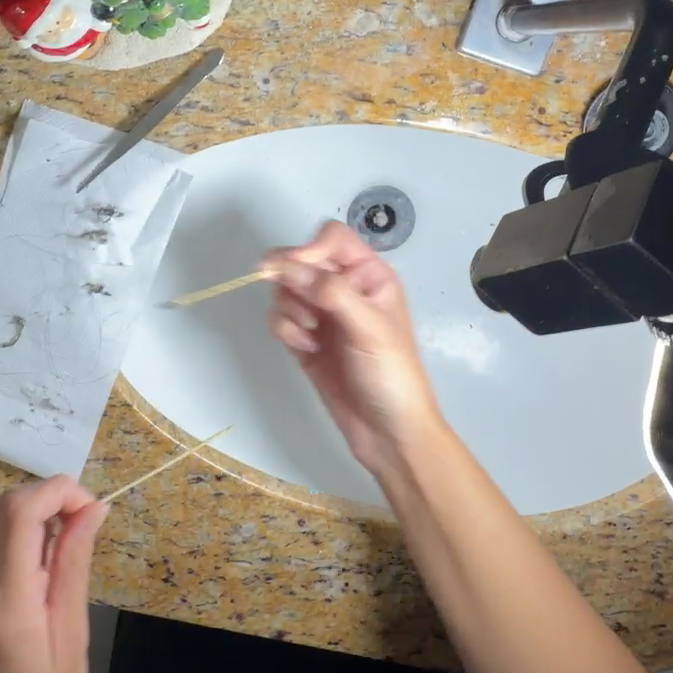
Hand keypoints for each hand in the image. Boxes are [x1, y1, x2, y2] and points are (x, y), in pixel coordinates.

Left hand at [0, 475, 109, 672]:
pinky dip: (7, 534)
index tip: (89, 506)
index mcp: (2, 604)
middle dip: (45, 499)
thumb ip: (75, 565)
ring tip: (57, 543)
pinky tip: (29, 561)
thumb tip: (94, 507)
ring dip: (26, 513)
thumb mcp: (71, 636)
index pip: (20, 513)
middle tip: (79, 524)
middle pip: (1, 507)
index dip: (57, 491)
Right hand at [262, 221, 443, 472]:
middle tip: (301, 308)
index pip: (331, 239)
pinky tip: (305, 349)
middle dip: (293, 281)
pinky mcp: (305, 339)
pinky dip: (285, 330)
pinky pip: (279, 318)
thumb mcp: (368, 327)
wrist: (388, 433)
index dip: (309, 248)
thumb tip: (284, 264)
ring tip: (311, 334)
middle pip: (300, 261)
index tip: (295, 270)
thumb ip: (328, 291)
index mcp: (369, 275)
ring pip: (285, 289)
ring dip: (290, 309)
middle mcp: (344, 288)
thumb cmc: (392, 375)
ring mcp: (322, 314)